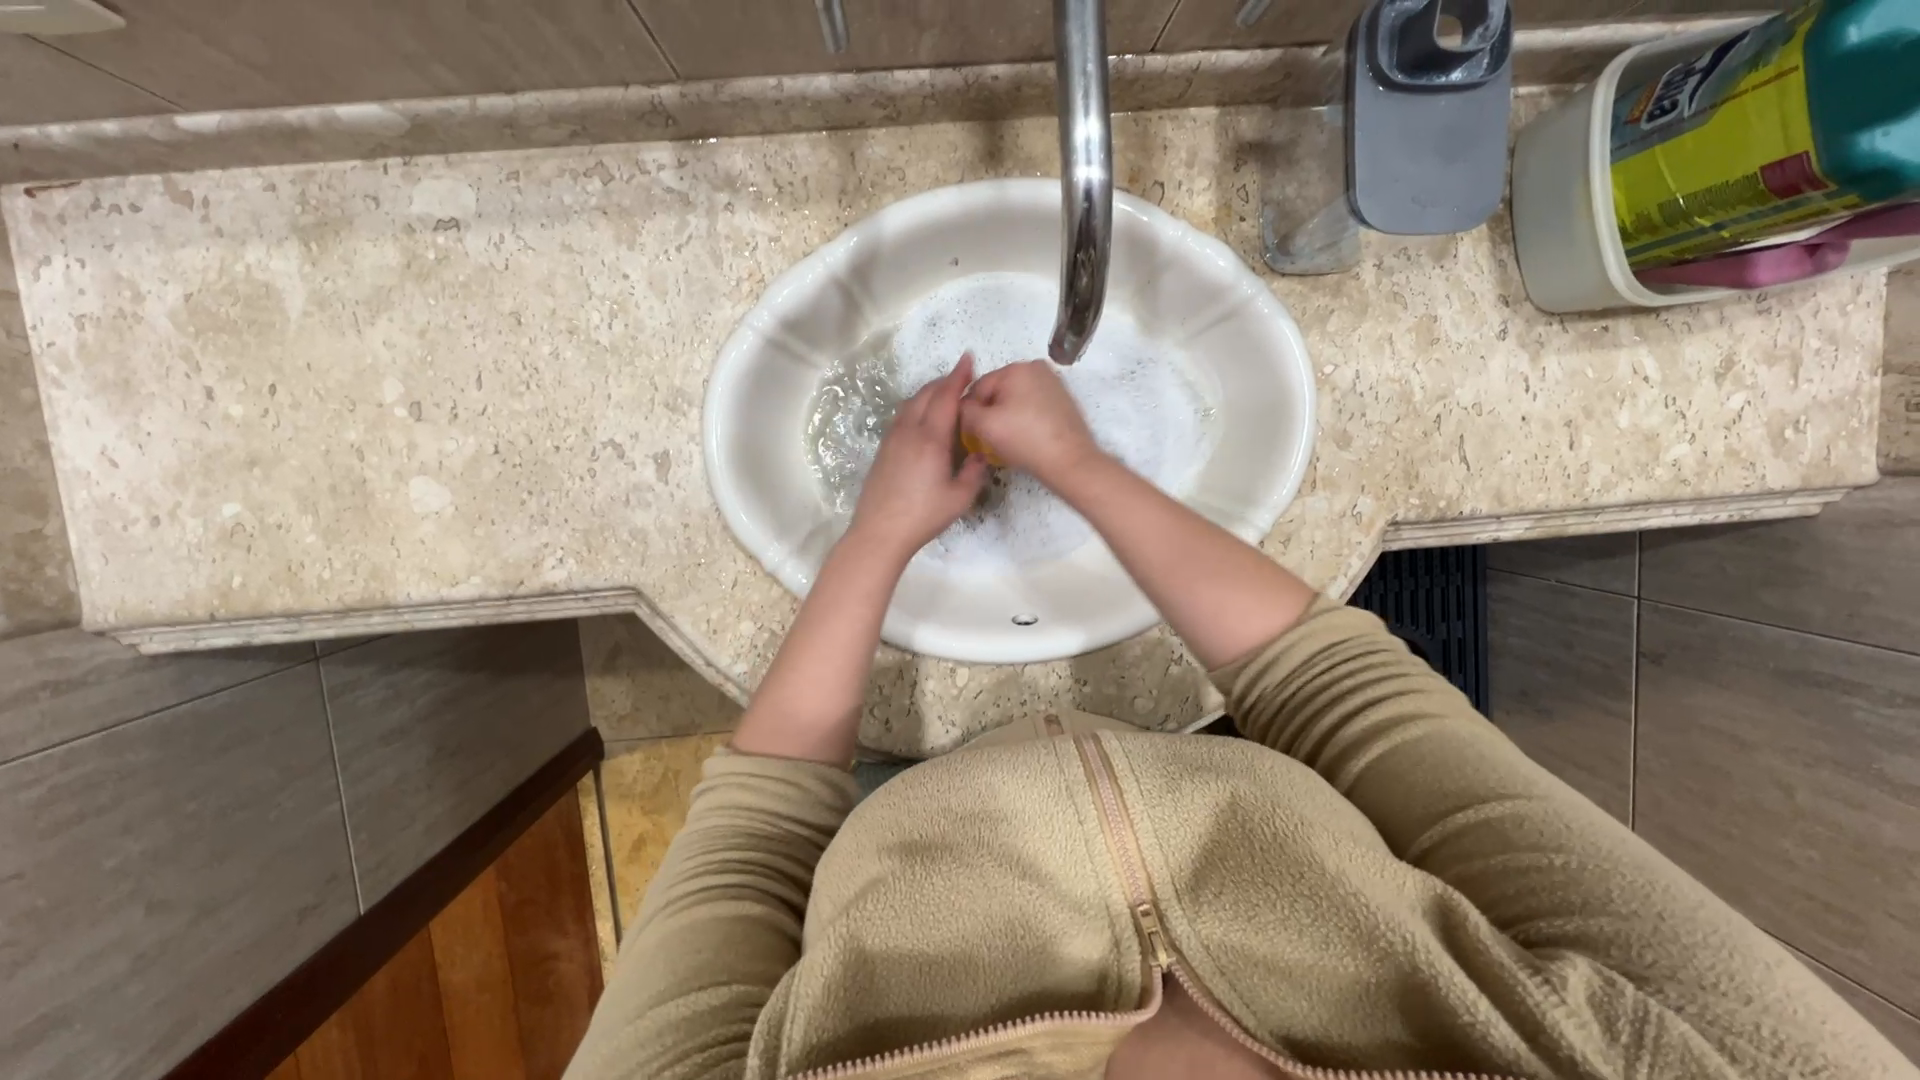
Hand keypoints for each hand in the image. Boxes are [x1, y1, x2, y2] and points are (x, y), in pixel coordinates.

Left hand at [849, 353, 990, 558]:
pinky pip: (902, 417)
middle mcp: (909, 431)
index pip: (946, 396)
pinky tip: (925, 420)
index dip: (958, 376)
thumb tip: (981, 456)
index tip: (968, 359)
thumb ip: (974, 472)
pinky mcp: (883, 450)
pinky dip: (917, 408)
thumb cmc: (923, 516)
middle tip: (962, 379)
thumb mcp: (960, 498)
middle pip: (926, 394)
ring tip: (945, 396)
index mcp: (930, 438)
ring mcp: (892, 439)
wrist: (880, 532)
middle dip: (945, 382)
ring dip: (929, 393)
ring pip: (911, 403)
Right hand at [959, 359, 1101, 486]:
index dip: (970, 411)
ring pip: (1015, 399)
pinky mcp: (1063, 399)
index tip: (971, 433)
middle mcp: (1036, 367)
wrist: (1069, 461)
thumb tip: (963, 406)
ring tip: (1008, 440)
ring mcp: (1053, 382)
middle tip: (990, 439)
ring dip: (1007, 416)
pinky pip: (1033, 406)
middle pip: (998, 391)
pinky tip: (1025, 437)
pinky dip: (1025, 419)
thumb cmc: (1025, 440)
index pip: (978, 387)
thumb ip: (965, 411)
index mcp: (1016, 368)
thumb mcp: (985, 426)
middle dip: (990, 412)